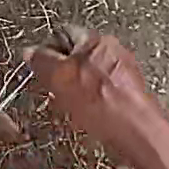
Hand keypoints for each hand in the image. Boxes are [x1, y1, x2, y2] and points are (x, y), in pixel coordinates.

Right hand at [24, 27, 168, 168]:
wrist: (139, 135)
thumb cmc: (104, 103)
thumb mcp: (60, 77)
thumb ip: (42, 61)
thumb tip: (29, 52)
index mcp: (97, 40)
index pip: (62, 33)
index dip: (46, 51)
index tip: (39, 68)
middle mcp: (114, 52)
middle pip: (75, 56)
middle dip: (61, 74)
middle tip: (55, 91)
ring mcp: (124, 74)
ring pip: (87, 78)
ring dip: (76, 91)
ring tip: (74, 108)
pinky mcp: (129, 95)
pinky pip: (102, 95)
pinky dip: (92, 104)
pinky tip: (90, 118)